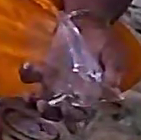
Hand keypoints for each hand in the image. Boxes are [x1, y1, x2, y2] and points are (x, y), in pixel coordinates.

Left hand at [21, 15, 136, 106]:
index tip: (67, 110)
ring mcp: (54, 82)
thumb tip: (112, 89)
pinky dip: (27, 75)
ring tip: (32, 96)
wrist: (87, 23)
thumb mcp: (113, 56)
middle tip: (44, 105)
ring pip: (40, 100)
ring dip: (33, 102)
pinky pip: (30, 77)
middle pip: (57, 112)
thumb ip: (113, 73)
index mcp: (89, 95)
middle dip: (49, 113)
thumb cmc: (104, 42)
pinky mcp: (42, 69)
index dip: (73, 116)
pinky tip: (28, 67)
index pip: (80, 113)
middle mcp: (69, 93)